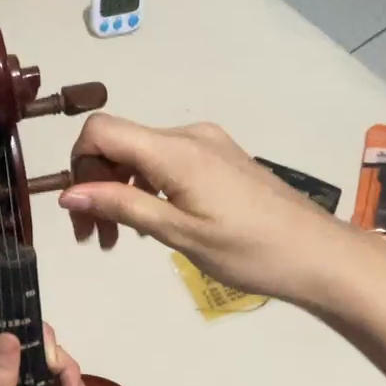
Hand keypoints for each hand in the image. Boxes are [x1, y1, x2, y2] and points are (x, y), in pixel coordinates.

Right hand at [58, 113, 385, 307]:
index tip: (79, 208)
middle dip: (95, 186)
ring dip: (118, 193)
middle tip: (91, 239)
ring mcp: (206, 145)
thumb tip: (68, 194)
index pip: (102, 130)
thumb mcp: (177, 233)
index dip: (78, 162)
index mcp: (176, 151)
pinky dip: (144, 190)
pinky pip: (163, 164)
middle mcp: (188, 136)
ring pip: (139, 157)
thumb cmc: (248, 251)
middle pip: (118, 144)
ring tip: (116, 240)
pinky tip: (147, 224)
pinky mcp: (217, 159)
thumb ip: (121, 207)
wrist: (317, 255)